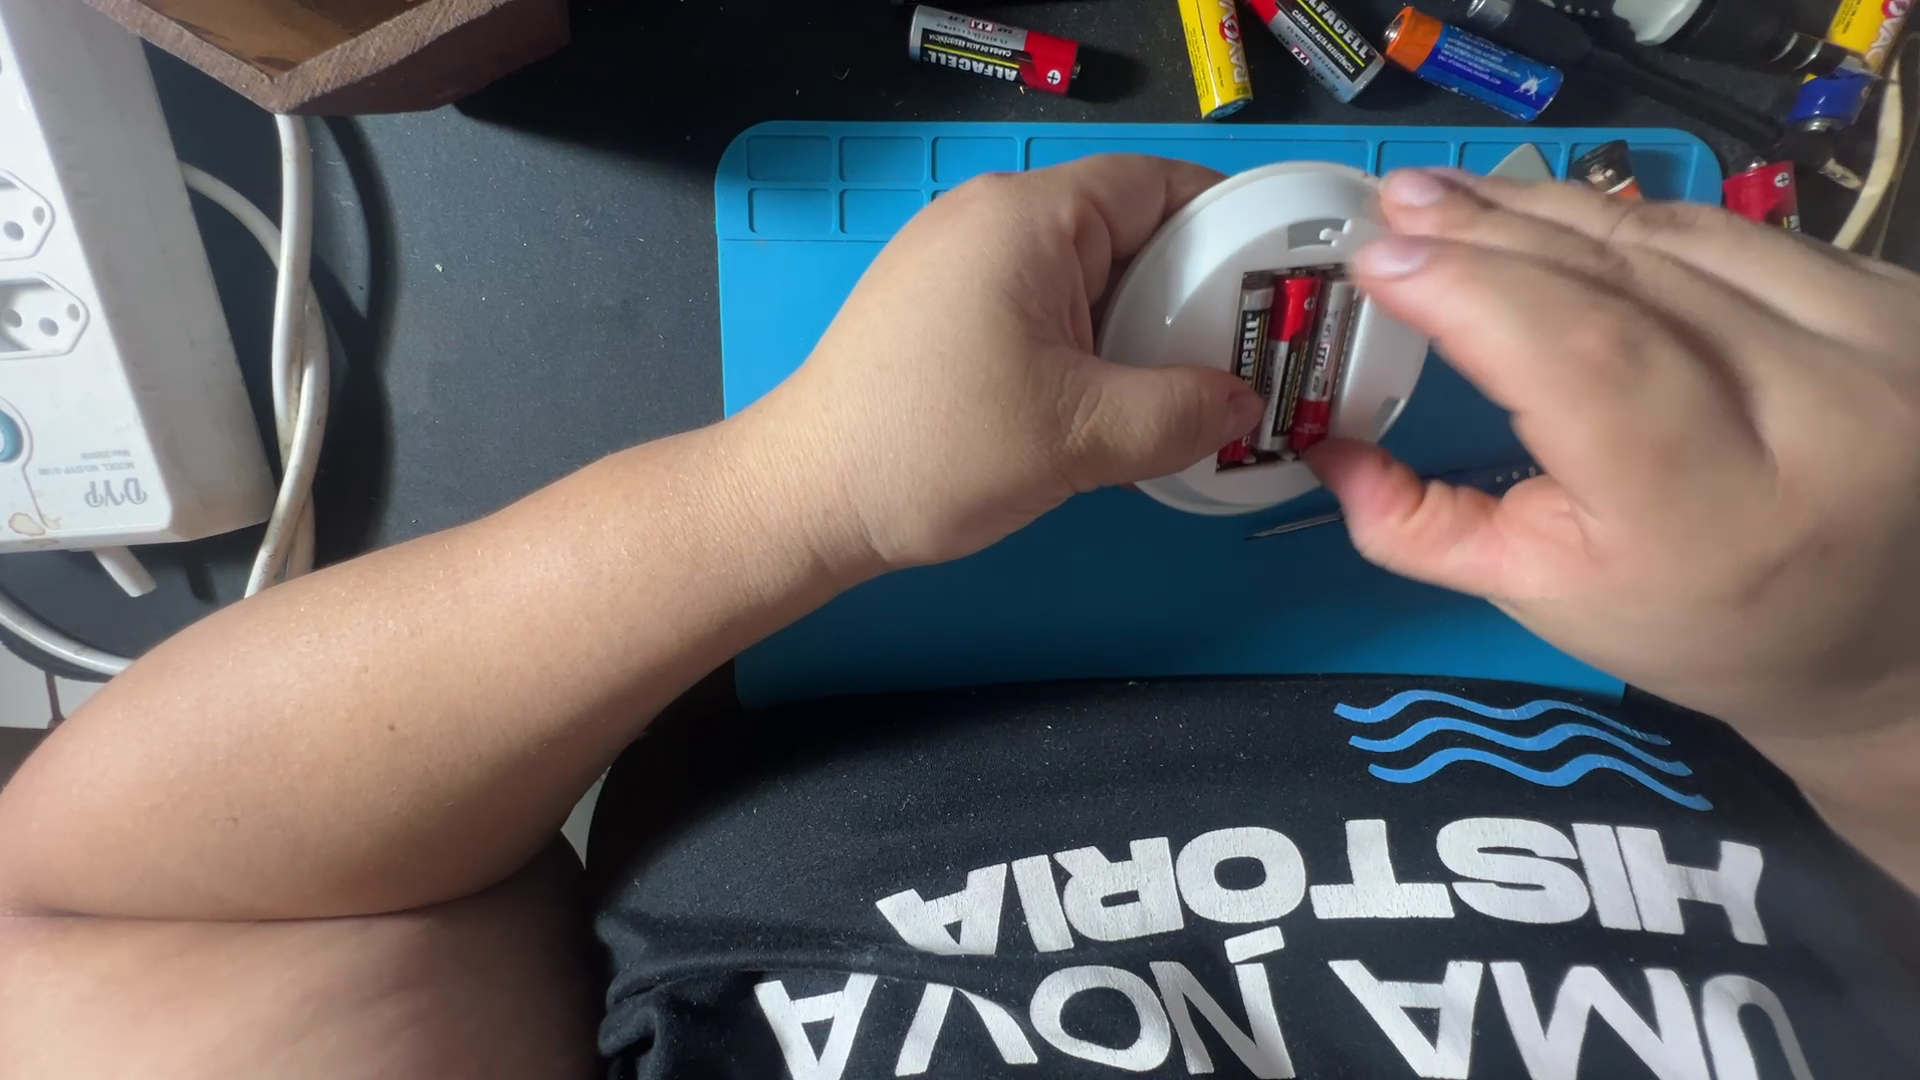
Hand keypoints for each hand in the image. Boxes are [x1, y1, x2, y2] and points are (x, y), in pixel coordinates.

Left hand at [737, 155, 1264, 570]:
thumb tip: (1241, 407)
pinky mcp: (939, 319)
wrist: (810, 501)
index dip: (1226, 230)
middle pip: (1120, 236)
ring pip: (1079, 286)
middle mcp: (988, 225)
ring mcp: (955, 272)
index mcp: (1026, 219)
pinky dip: (1081, 355)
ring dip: (1128, 337)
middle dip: (1181, 299)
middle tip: (1227, 362)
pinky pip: (1037, 318)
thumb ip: (1180, 414)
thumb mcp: (1078, 436)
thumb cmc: (935, 451)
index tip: (1268, 288)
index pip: (1156, 188)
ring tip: (1171, 397)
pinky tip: (1100, 408)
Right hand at [1311, 168, 1919, 739]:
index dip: (1473, 295)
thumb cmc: (1678, 615)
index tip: (1378, 258)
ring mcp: (1880, 339)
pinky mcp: (1893, 299)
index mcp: (1705, 507)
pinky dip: (1614, 216)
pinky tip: (1541, 215)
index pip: (1585, 364)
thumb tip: (1325, 449)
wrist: (1875, 624)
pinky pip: (1724, 233)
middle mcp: (1821, 409)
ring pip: (1676, 236)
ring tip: (1448, 197)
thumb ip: (1410, 528)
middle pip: (1624, 280)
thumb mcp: (1523, 588)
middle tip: (1393, 203)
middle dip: (1488, 231)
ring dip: (1542, 207)